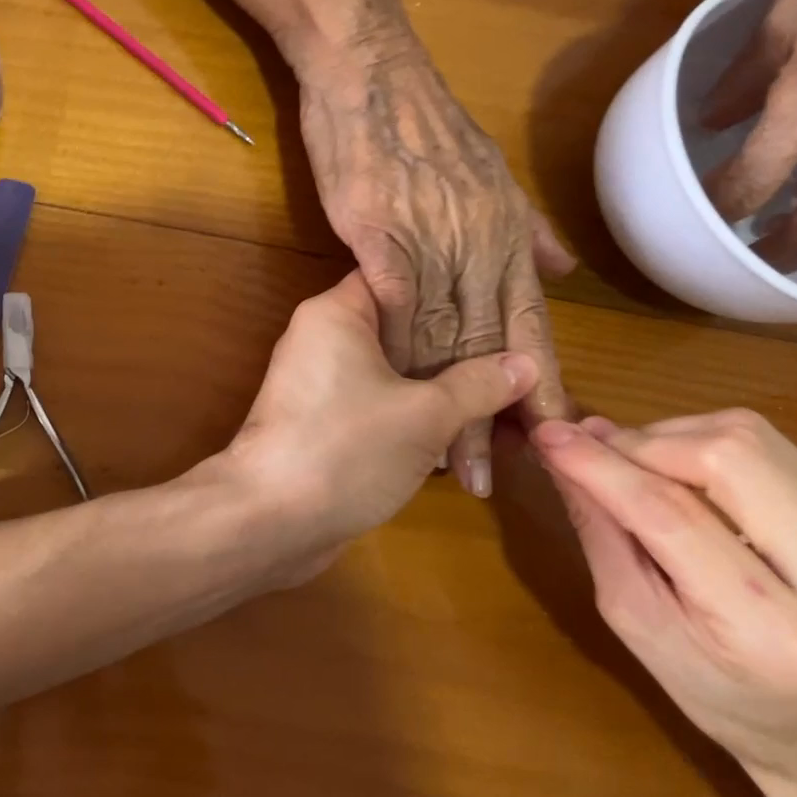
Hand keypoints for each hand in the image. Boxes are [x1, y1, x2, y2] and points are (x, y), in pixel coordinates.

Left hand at [223, 271, 537, 581]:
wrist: (269, 519)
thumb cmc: (346, 449)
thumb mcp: (425, 414)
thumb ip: (478, 383)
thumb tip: (527, 362)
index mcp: (336, 313)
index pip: (402, 277)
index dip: (455, 288)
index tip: (506, 306)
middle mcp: (322, 338)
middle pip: (404, 331)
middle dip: (461, 353)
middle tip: (524, 370)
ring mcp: (319, 383)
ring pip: (395, 375)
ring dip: (444, 395)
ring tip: (507, 414)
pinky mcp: (323, 422)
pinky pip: (379, 408)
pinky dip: (416, 421)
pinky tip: (464, 446)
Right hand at [299, 41, 576, 500]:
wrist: (368, 70)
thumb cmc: (418, 123)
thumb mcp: (486, 172)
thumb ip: (525, 226)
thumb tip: (561, 267)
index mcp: (502, 234)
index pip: (530, 323)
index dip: (542, 384)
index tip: (552, 441)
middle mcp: (476, 243)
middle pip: (489, 346)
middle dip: (492, 419)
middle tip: (491, 480)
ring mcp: (428, 238)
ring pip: (444, 338)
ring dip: (442, 405)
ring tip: (445, 462)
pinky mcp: (378, 232)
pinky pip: (395, 304)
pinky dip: (399, 356)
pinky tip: (392, 399)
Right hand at [531, 409, 796, 784]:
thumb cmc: (717, 691)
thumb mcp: (637, 623)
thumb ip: (602, 533)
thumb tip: (563, 449)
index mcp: (777, 639)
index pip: (674, 519)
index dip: (604, 467)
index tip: (549, 433)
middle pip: (735, 458)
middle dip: (649, 441)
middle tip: (606, 452)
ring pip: (762, 443)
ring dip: (683, 441)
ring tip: (652, 471)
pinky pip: (790, 457)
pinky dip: (729, 462)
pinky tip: (717, 498)